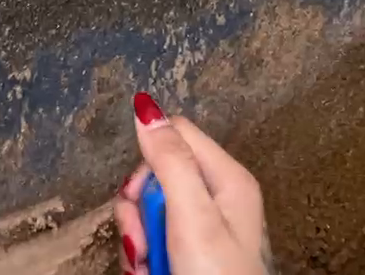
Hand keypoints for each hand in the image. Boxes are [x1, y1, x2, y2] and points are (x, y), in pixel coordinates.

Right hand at [114, 92, 273, 274]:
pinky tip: (151, 273)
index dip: (148, 159)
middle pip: (155, 172)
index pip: (173, 133)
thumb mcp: (192, 217)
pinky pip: (151, 237)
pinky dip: (143, 257)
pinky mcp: (187, 254)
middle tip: (143, 241)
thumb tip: (145, 106)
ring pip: (147, 208)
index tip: (142, 194)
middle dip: (138, 208)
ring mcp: (202, 229)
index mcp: (227, 178)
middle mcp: (216, 198)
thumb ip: (169, 160)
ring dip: (136, 237)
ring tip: (147, 265)